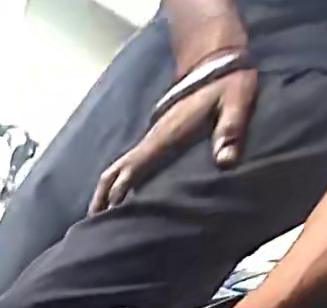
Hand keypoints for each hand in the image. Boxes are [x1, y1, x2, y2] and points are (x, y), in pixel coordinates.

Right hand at [89, 64, 255, 214]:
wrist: (217, 62)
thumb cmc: (228, 85)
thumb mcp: (235, 102)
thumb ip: (230, 130)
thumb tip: (225, 162)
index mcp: (165, 138)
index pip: (134, 167)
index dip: (120, 191)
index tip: (111, 215)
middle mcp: (150, 142)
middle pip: (112, 173)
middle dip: (100, 198)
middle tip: (91, 225)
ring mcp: (148, 142)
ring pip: (113, 171)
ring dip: (101, 194)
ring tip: (94, 219)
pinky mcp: (152, 144)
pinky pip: (124, 169)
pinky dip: (112, 187)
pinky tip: (112, 202)